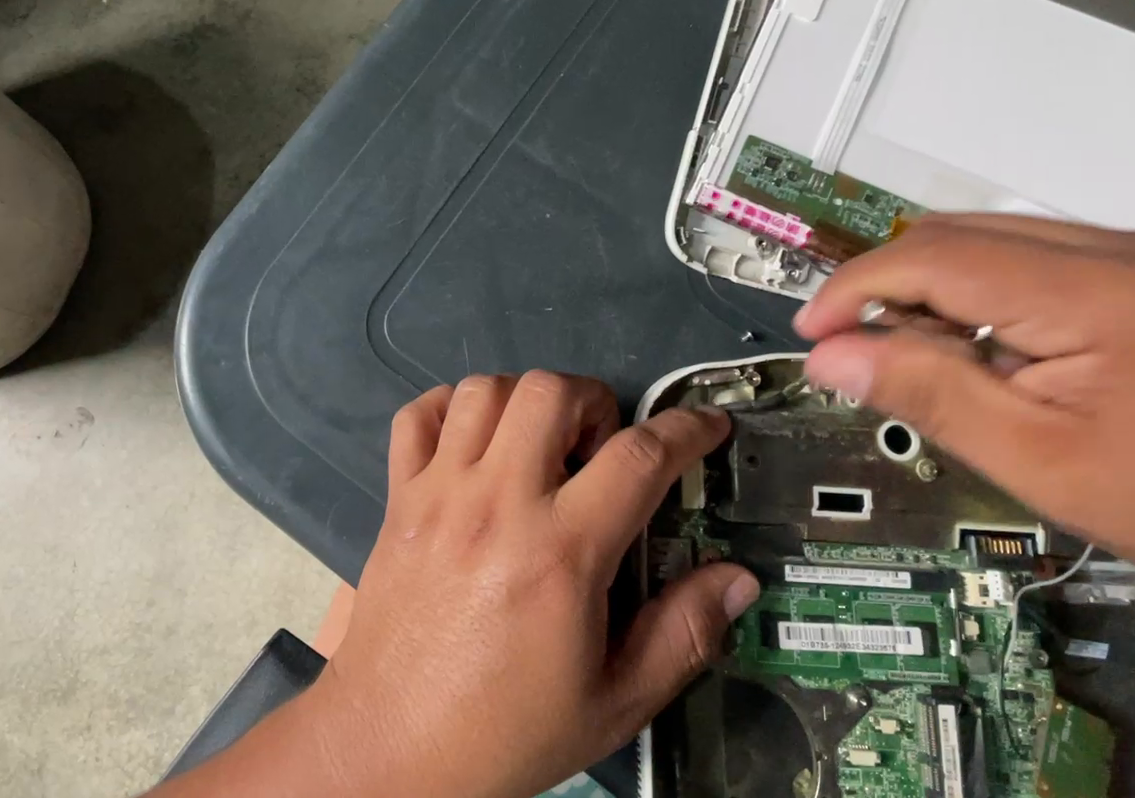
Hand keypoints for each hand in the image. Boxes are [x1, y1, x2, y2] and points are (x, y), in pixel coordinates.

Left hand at [298, 372, 755, 797]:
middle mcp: (498, 503)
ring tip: (537, 445)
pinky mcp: (398, 499)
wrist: (394, 744)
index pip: (637, 457)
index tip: (707, 424)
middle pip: (549, 392)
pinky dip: (448, 410)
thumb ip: (684, 634)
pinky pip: (416, 416)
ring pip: (482, 391)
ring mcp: (438, 493)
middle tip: (599, 449)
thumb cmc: (511, 728)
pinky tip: (472, 443)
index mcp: (561, 551)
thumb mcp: (616, 701)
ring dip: (523, 400)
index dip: (686, 429)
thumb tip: (740, 577)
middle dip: (593, 401)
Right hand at [794, 215, 1134, 636]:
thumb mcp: (1037, 461)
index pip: (940, 256)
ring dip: (932, 289)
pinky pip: (1033, 257)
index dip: (858, 287)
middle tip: (859, 352)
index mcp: (1109, 293)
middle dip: (890, 286)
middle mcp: (1133, 249)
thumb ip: (927, 394)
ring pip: (991, 238)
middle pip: (961, 234)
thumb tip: (827, 355)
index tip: (812, 334)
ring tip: (924, 360)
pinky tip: (985, 350)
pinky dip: (979, 294)